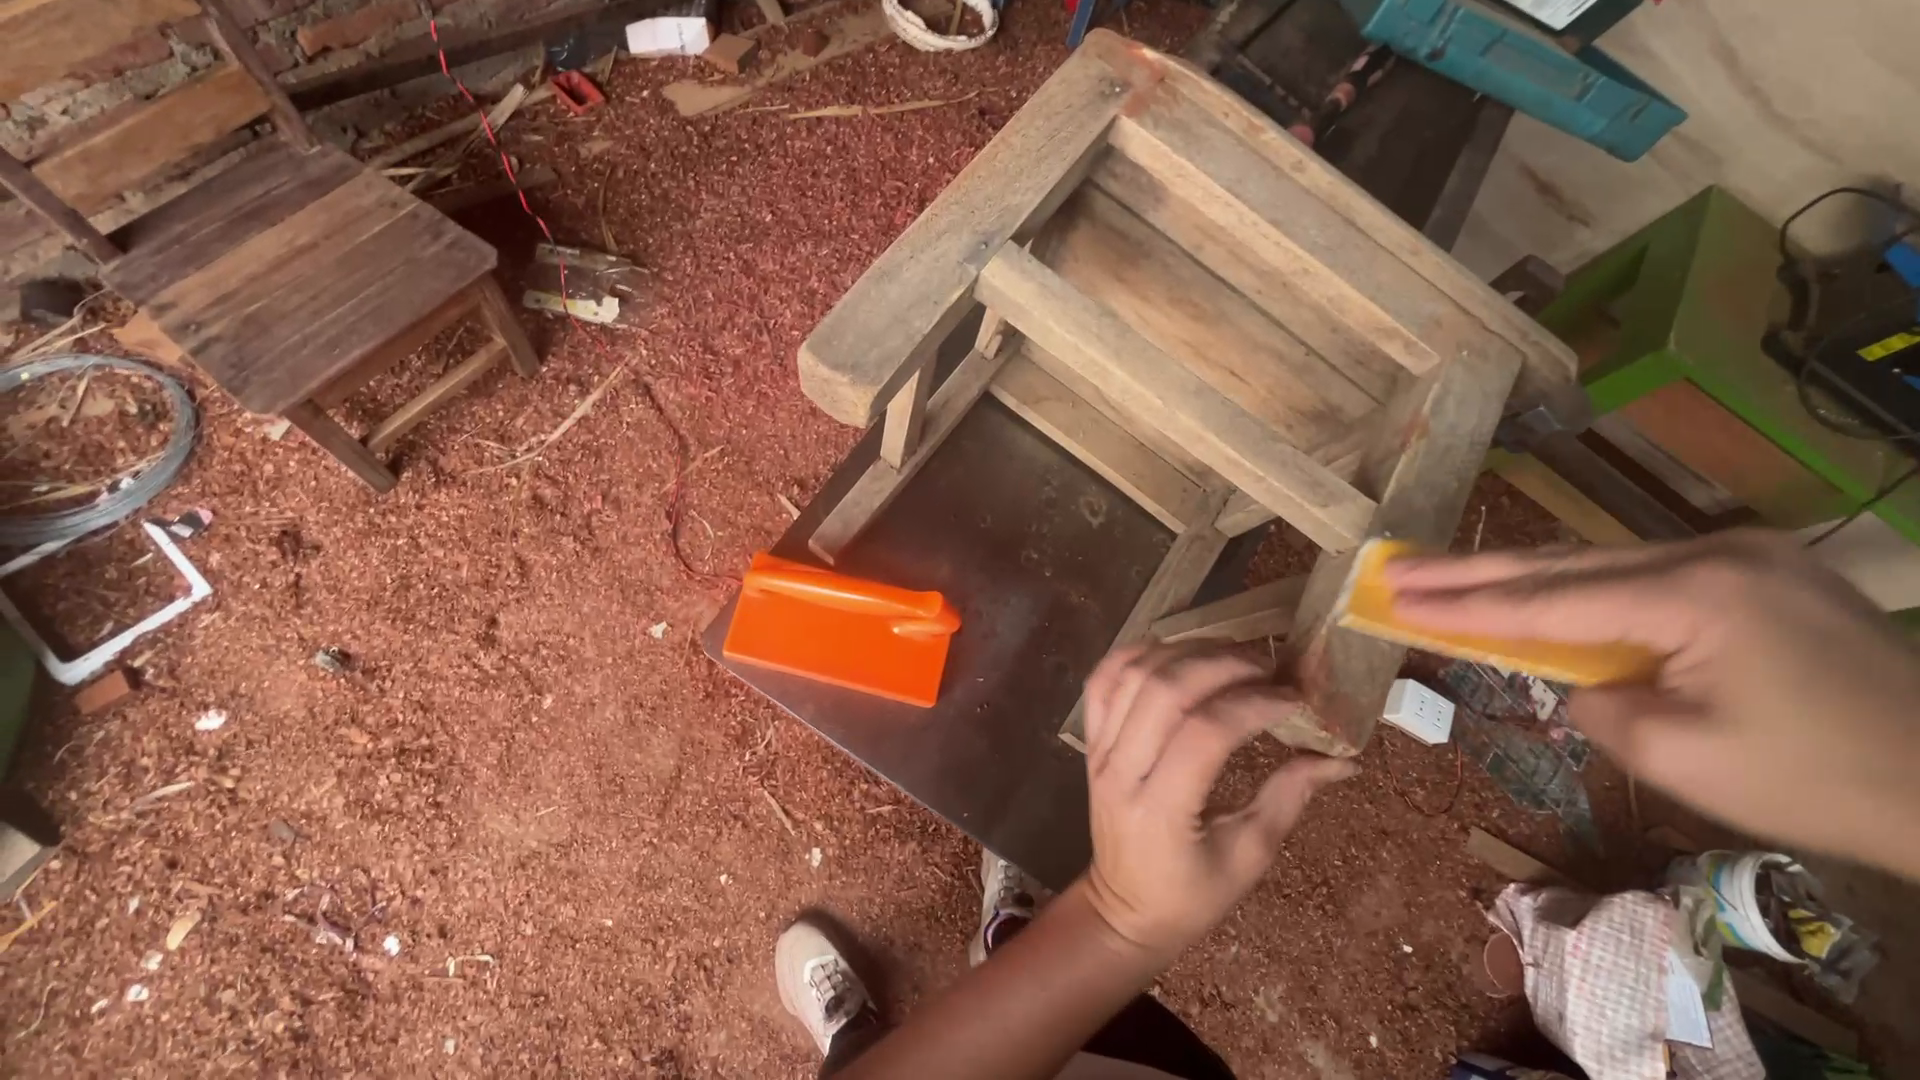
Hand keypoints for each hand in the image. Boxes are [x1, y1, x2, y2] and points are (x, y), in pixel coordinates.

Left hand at [1078, 645, 1356, 959]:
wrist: (1123, 908)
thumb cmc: (1191, 895)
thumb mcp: (1249, 857)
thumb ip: (1289, 797)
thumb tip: (1344, 758)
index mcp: (1161, 810)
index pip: (1205, 732)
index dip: (1253, 704)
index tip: (1295, 697)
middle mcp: (1120, 771)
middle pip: (1163, 690)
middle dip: (1222, 665)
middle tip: (1267, 666)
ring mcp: (1098, 752)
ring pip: (1131, 676)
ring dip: (1184, 652)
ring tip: (1231, 655)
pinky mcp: (1090, 741)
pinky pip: (1102, 681)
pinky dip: (1136, 655)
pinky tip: (1177, 652)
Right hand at [1390, 530, 1919, 878]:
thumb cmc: (1818, 783)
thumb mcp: (1676, 756)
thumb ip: (1593, 700)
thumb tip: (1577, 675)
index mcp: (1695, 594)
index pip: (1544, 601)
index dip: (1461, 604)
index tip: (1392, 595)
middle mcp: (1712, 552)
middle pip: (1562, 563)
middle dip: (1471, 571)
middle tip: (1396, 567)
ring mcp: (1740, 554)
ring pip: (1598, 563)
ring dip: (1520, 577)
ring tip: (1442, 577)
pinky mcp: (1756, 570)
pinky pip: (1640, 575)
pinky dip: (1578, 590)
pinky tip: (1535, 593)